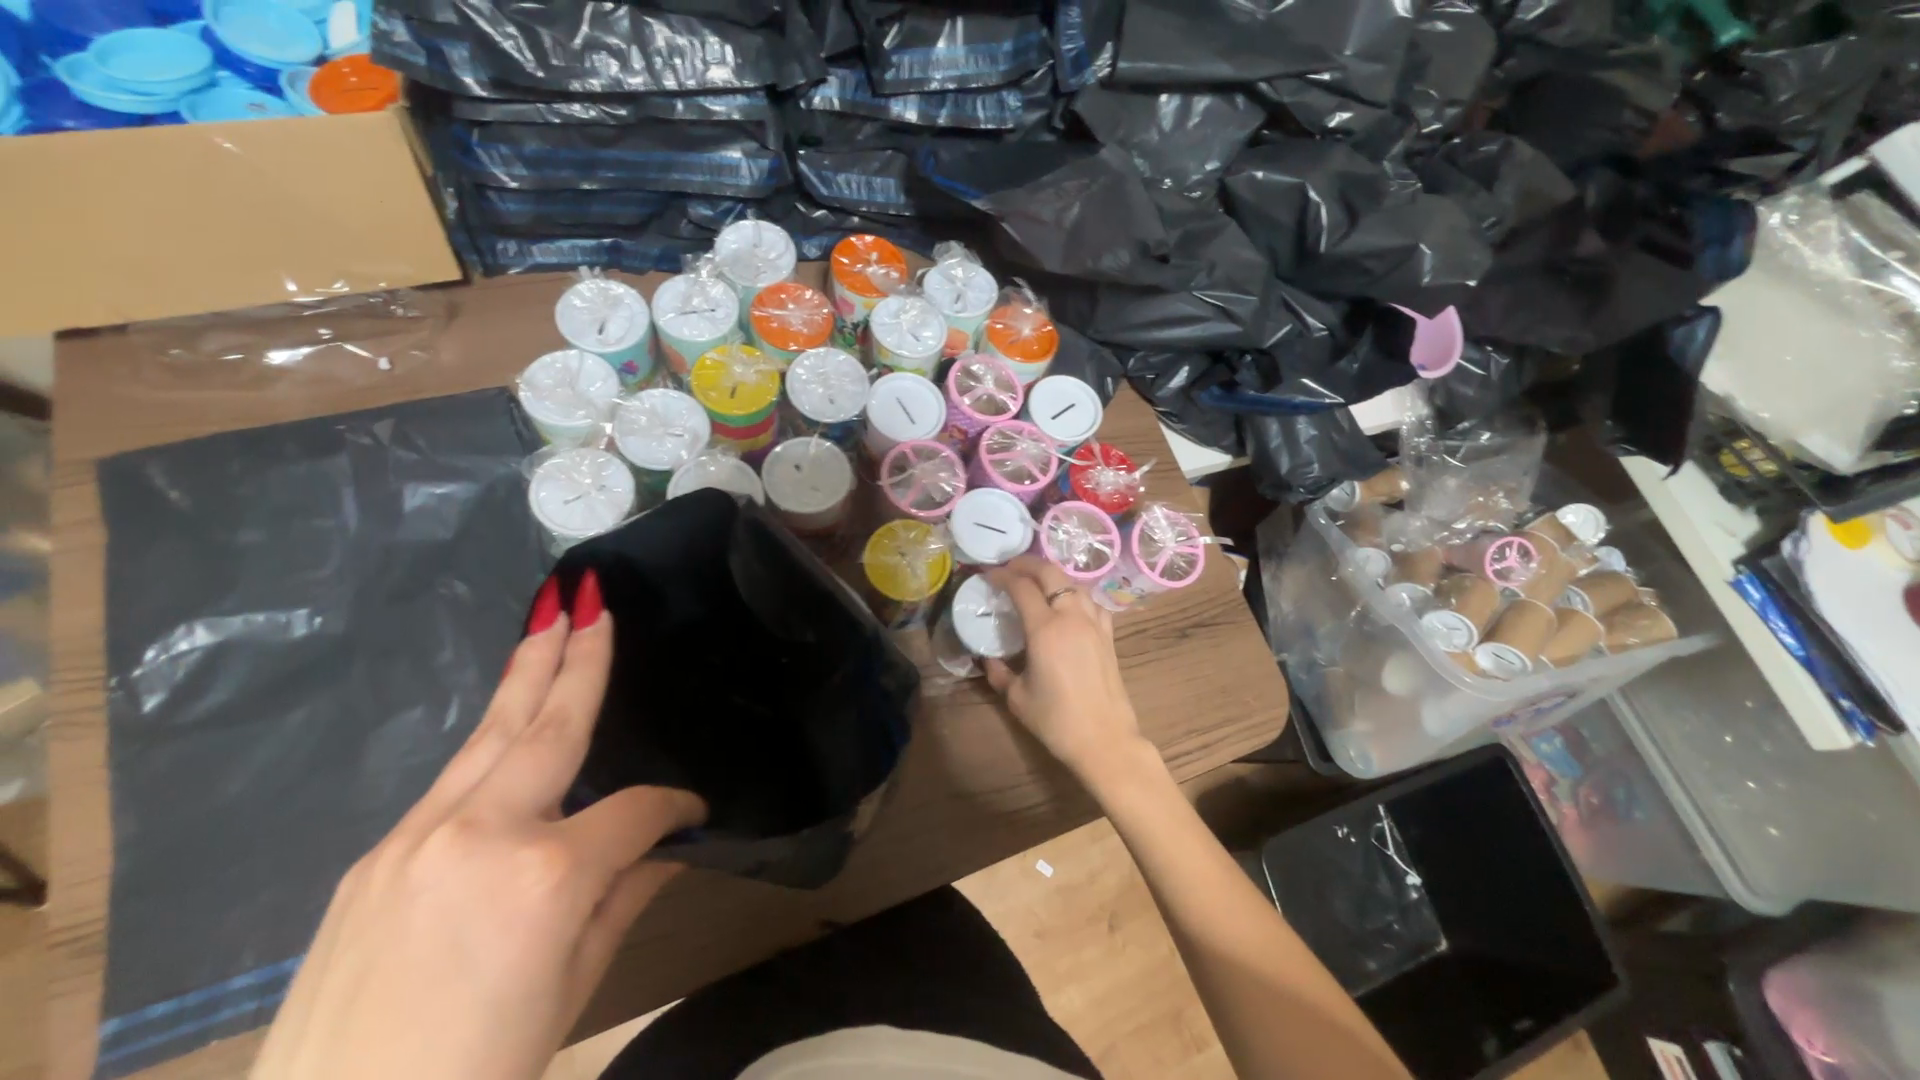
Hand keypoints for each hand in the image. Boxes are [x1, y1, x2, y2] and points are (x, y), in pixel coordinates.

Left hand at [252, 570, 704, 1079]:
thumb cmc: (478, 1074)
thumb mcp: (569, 991)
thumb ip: (621, 902)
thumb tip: (662, 851)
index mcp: (547, 876)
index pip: (633, 812)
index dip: (673, 808)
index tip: (694, 813)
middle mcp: (482, 833)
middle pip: (547, 730)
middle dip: (574, 660)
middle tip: (590, 599)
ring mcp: (417, 838)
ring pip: (489, 740)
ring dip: (524, 678)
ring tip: (549, 622)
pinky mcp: (375, 856)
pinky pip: (451, 784)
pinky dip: (489, 745)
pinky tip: (506, 730)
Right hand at [984, 556, 1152, 784]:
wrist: (1104, 739)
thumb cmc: (1056, 720)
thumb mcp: (1017, 698)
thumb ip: (999, 672)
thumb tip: (987, 658)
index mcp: (1046, 629)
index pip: (1021, 587)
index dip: (1002, 576)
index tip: (988, 574)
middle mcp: (1072, 617)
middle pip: (1051, 573)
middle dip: (1027, 564)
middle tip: (1010, 568)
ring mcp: (1095, 624)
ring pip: (1074, 584)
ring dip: (1053, 577)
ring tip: (1037, 583)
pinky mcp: (1109, 636)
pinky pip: (1092, 602)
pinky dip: (1076, 595)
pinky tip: (1069, 606)